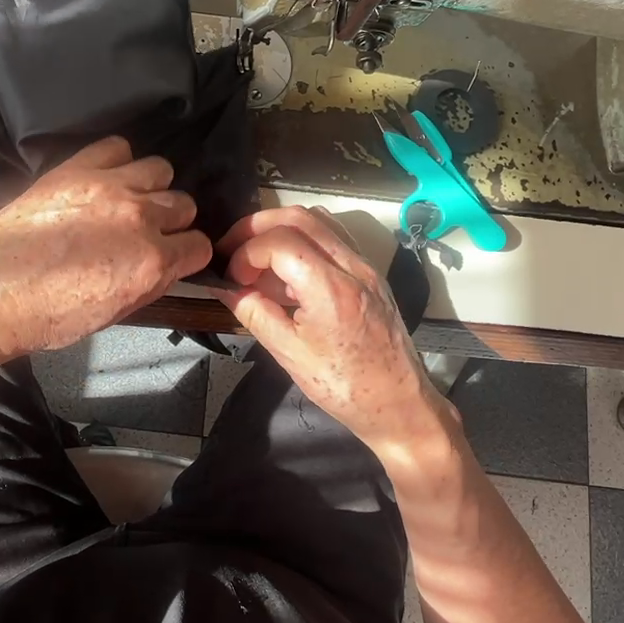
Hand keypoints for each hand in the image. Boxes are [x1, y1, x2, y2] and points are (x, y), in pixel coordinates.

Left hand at [0, 137, 212, 361]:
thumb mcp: (115, 313)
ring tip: (129, 200)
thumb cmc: (50, 315)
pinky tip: (106, 178)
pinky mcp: (78, 168)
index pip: (200, 245)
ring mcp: (110, 186)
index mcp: (153, 261)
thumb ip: (151, 282)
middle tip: (147, 231)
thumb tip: (167, 264)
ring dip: (151, 187)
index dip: (188, 254)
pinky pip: (118, 146)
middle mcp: (140, 218)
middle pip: (184, 204)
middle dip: (172, 221)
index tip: (174, 256)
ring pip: (160, 170)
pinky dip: (118, 161)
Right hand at [216, 207, 450, 454]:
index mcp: (330, 288)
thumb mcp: (289, 353)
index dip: (244, 253)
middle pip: (298, 217)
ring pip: (319, 220)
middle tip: (231, 248)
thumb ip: (254, 312)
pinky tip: (286, 266)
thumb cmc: (343, 386)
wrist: (398, 405)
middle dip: (257, 227)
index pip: (278, 242)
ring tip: (255, 254)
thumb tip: (225, 287)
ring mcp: (366, 266)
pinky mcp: (370, 274)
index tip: (230, 277)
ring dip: (281, 228)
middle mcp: (352, 266)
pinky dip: (303, 239)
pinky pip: (334, 238)